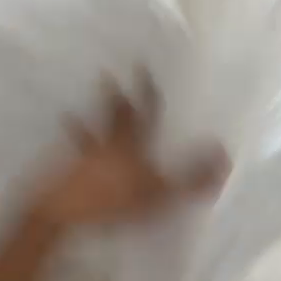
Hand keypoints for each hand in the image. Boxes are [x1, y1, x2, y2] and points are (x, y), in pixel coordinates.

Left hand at [32, 84, 226, 229]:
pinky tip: (55, 158)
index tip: (143, 67)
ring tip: (69, 113)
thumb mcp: (161, 192)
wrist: (60, 213)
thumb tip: (225, 153)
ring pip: (82, 136)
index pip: (143, 112)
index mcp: (130, 145)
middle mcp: (103, 145)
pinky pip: (62, 162)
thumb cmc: (113, 200)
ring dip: (79, 124)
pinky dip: (62, 155)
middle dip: (112, 98)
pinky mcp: (58, 177)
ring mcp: (77, 160)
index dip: (146, 92)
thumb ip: (192, 177)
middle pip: (109, 117)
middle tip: (106, 77)